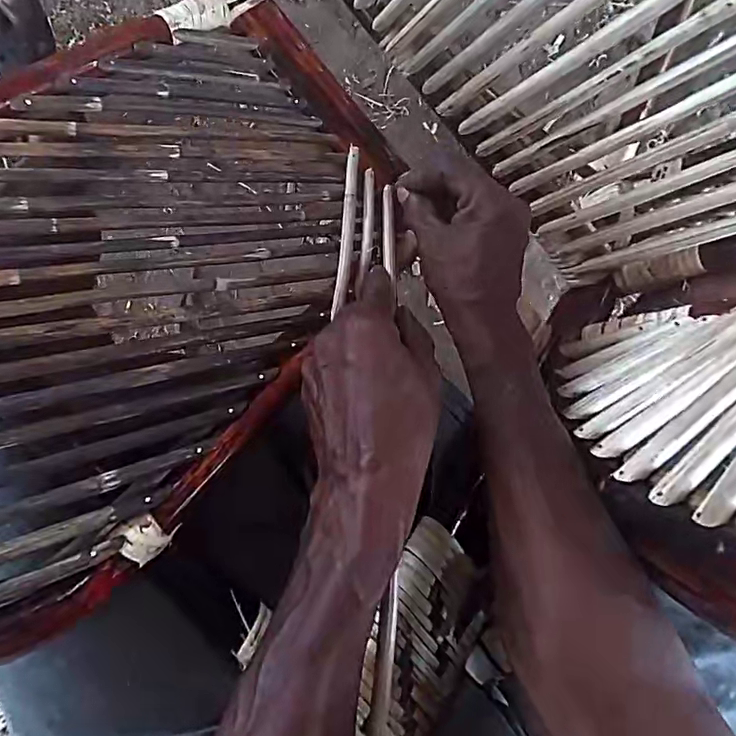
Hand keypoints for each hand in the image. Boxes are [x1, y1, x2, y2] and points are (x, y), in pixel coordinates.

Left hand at [301, 267, 441, 491]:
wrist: (364, 475)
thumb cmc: (402, 429)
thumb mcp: (428, 374)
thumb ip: (413, 333)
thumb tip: (403, 317)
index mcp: (363, 325)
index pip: (374, 283)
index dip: (387, 273)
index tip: (393, 259)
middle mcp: (331, 334)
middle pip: (357, 313)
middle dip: (376, 323)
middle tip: (400, 349)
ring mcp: (315, 358)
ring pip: (343, 338)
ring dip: (360, 348)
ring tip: (383, 382)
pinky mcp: (307, 379)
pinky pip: (331, 361)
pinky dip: (346, 368)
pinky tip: (364, 395)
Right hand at [395, 146, 530, 333]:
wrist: (483, 316)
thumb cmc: (461, 284)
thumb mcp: (429, 240)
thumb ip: (416, 209)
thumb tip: (405, 194)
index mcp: (491, 201)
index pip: (451, 170)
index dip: (420, 176)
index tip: (401, 185)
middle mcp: (508, 205)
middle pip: (463, 180)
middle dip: (431, 187)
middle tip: (404, 197)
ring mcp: (511, 218)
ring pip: (470, 194)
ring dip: (442, 200)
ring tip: (416, 211)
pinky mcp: (507, 232)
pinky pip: (478, 210)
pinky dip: (455, 213)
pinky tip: (434, 223)